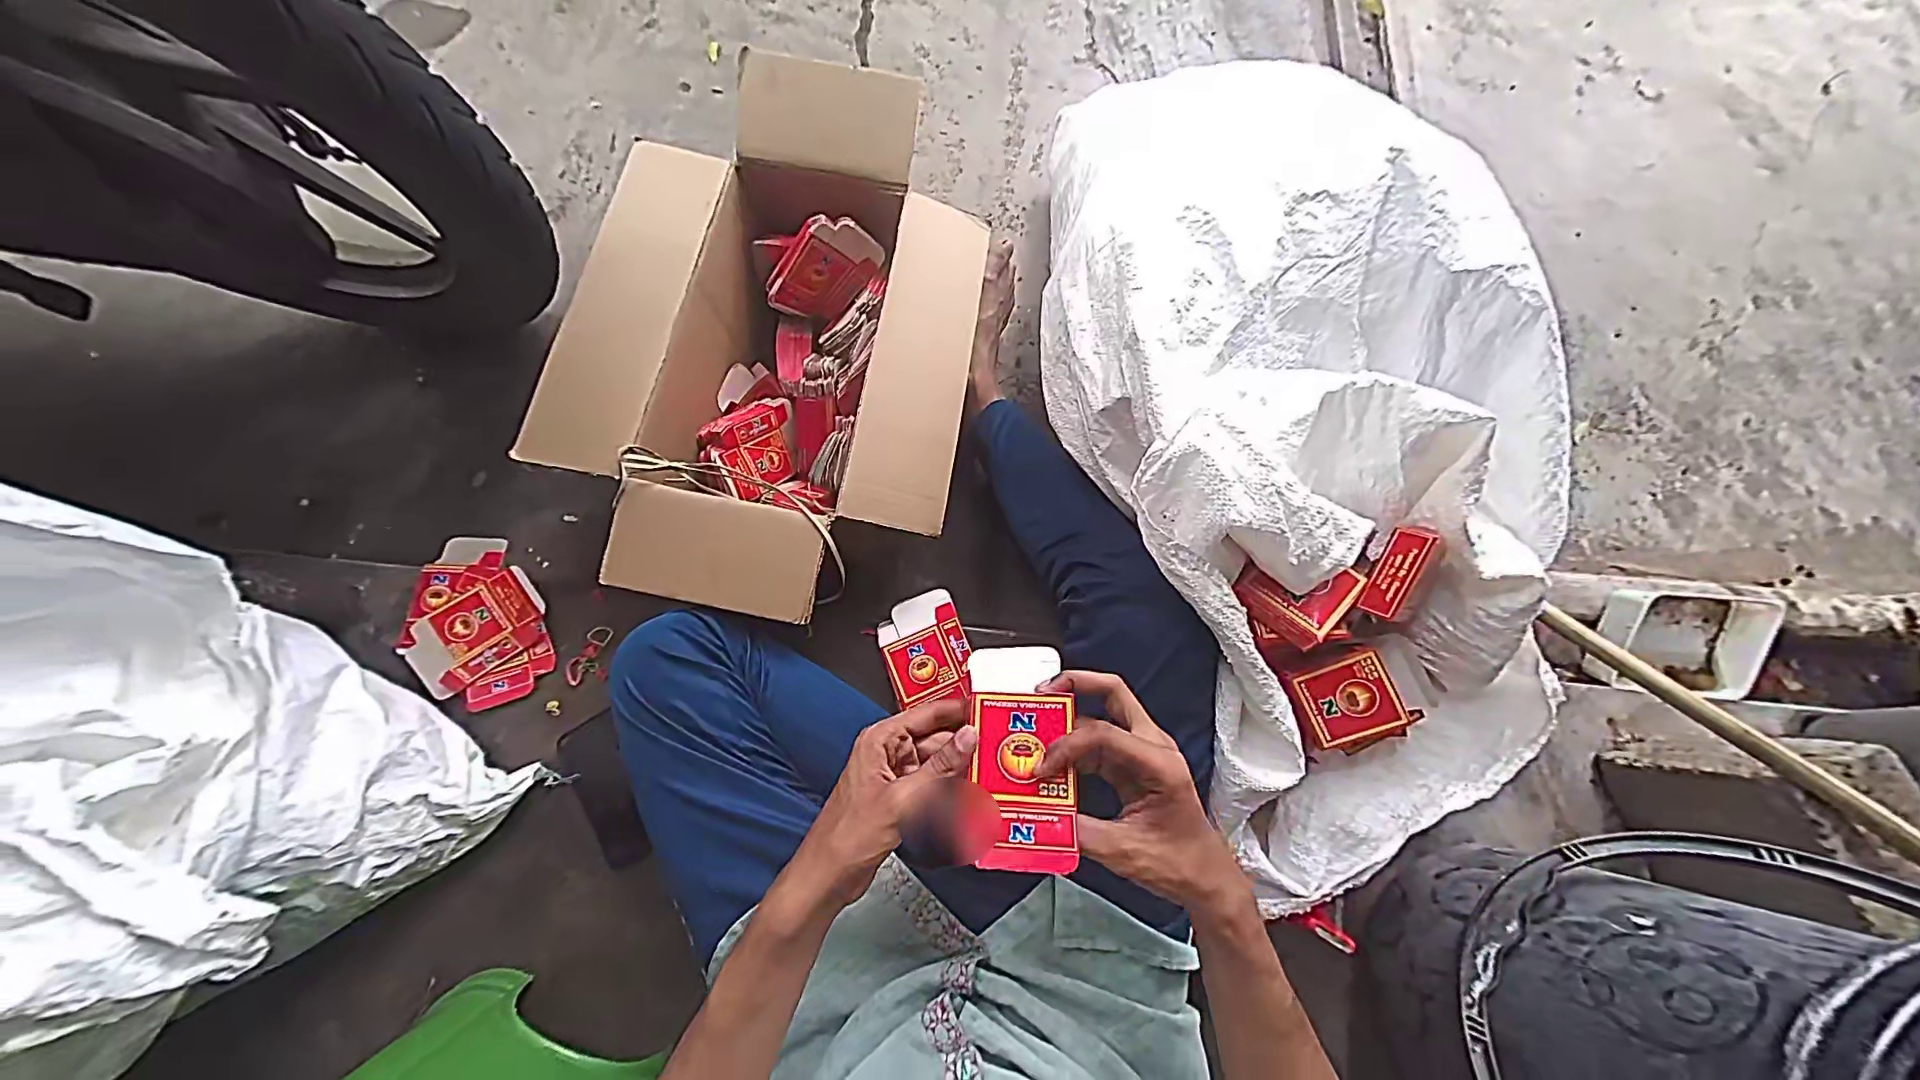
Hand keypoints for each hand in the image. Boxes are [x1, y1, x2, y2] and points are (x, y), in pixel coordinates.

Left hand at [785, 699, 978, 909]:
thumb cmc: (848, 835)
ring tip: (986, 777)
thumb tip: (967, 737)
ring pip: (937, 765)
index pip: (927, 714)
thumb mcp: (904, 798)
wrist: (830, 875)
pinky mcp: (900, 798)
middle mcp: (887, 752)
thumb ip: (941, 767)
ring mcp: (894, 776)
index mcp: (881, 739)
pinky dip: (948, 793)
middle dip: (963, 747)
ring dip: (959, 774)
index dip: (957, 710)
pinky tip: (967, 801)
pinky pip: (932, 787)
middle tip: (994, 750)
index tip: (984, 708)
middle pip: (936, 740)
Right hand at [1035, 671, 1250, 918]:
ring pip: (1103, 714)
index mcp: (1159, 764)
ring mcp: (1143, 752)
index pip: (1104, 733)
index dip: (1067, 745)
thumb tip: (1042, 815)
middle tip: (1042, 695)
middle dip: (1075, 686)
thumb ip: (1080, 832)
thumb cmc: (1181, 862)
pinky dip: (1073, 746)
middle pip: (1113, 693)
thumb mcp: (1124, 851)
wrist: (1205, 877)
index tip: (1043, 767)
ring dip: (1069, 718)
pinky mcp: (1132, 764)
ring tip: (1040, 729)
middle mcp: (1153, 748)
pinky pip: (1098, 743)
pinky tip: (1054, 761)